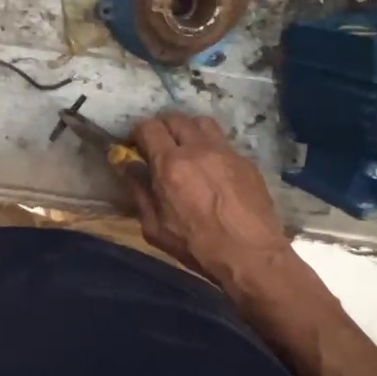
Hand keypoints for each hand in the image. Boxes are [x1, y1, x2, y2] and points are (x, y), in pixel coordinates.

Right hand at [129, 113, 290, 279]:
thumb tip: (125, 165)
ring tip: (186, 149)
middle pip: (175, 118)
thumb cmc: (196, 246)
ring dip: (188, 130)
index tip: (135, 146)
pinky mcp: (246, 162)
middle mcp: (198, 150)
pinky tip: (211, 168)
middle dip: (162, 127)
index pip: (148, 127)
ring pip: (202, 122)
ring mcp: (226, 153)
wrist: (251, 257)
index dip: (138, 133)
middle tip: (159, 146)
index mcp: (170, 165)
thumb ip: (138, 190)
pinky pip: (223, 142)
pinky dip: (210, 147)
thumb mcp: (153, 226)